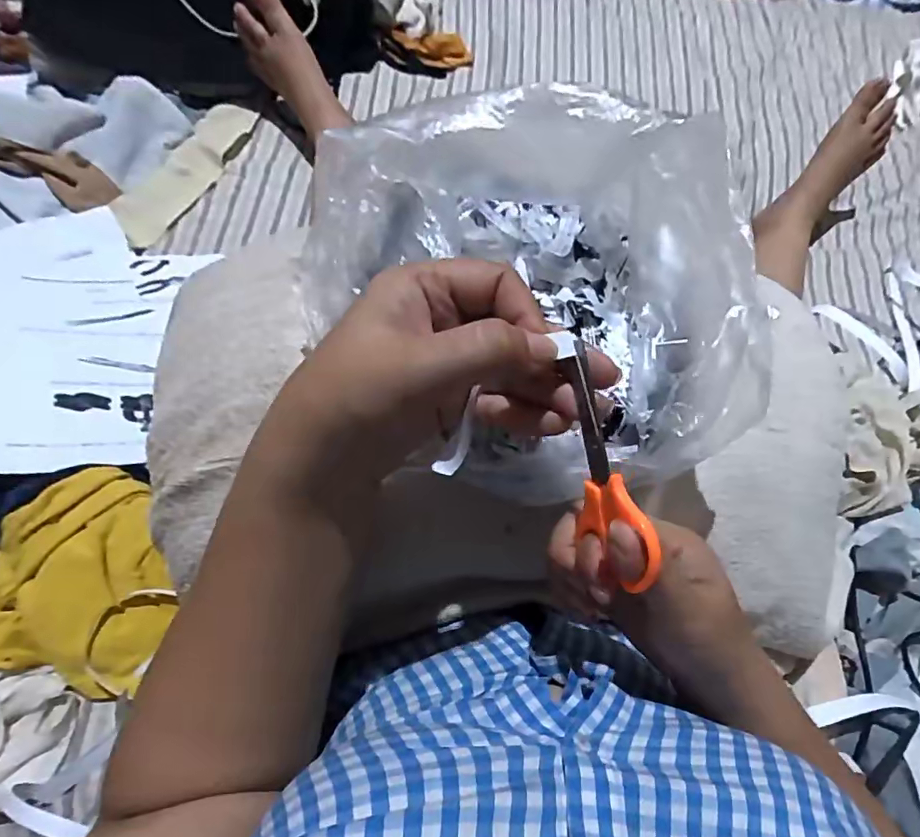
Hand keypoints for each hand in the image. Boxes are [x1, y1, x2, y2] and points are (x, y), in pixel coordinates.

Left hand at [246, 258, 617, 502]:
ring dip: (543, 393)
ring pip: (506, 370)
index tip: (553, 357)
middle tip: (602, 390)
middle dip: (552, 362)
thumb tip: (557, 345)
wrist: (316, 465)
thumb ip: (494, 348)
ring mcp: (442, 365)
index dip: (531, 319)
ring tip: (580, 419)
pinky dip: (518, 412)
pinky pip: (492, 399)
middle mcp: (437, 320)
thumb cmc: (361, 396)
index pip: (497, 287)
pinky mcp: (443, 404)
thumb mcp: (427, 363)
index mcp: (423, 288)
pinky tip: (546, 428)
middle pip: (509, 332)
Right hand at [548, 514, 769, 715]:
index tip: (599, 584)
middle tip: (595, 601)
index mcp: (661, 536)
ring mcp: (622, 566)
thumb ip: (651, 567)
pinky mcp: (610, 589)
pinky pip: (573, 578)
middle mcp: (637, 543)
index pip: (605, 512)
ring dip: (570, 581)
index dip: (589, 543)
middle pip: (580, 528)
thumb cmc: (708, 641)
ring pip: (571, 552)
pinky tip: (588, 616)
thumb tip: (616, 528)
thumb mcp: (684, 607)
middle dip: (575, 563)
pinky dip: (570, 595)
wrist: (714, 681)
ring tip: (593, 611)